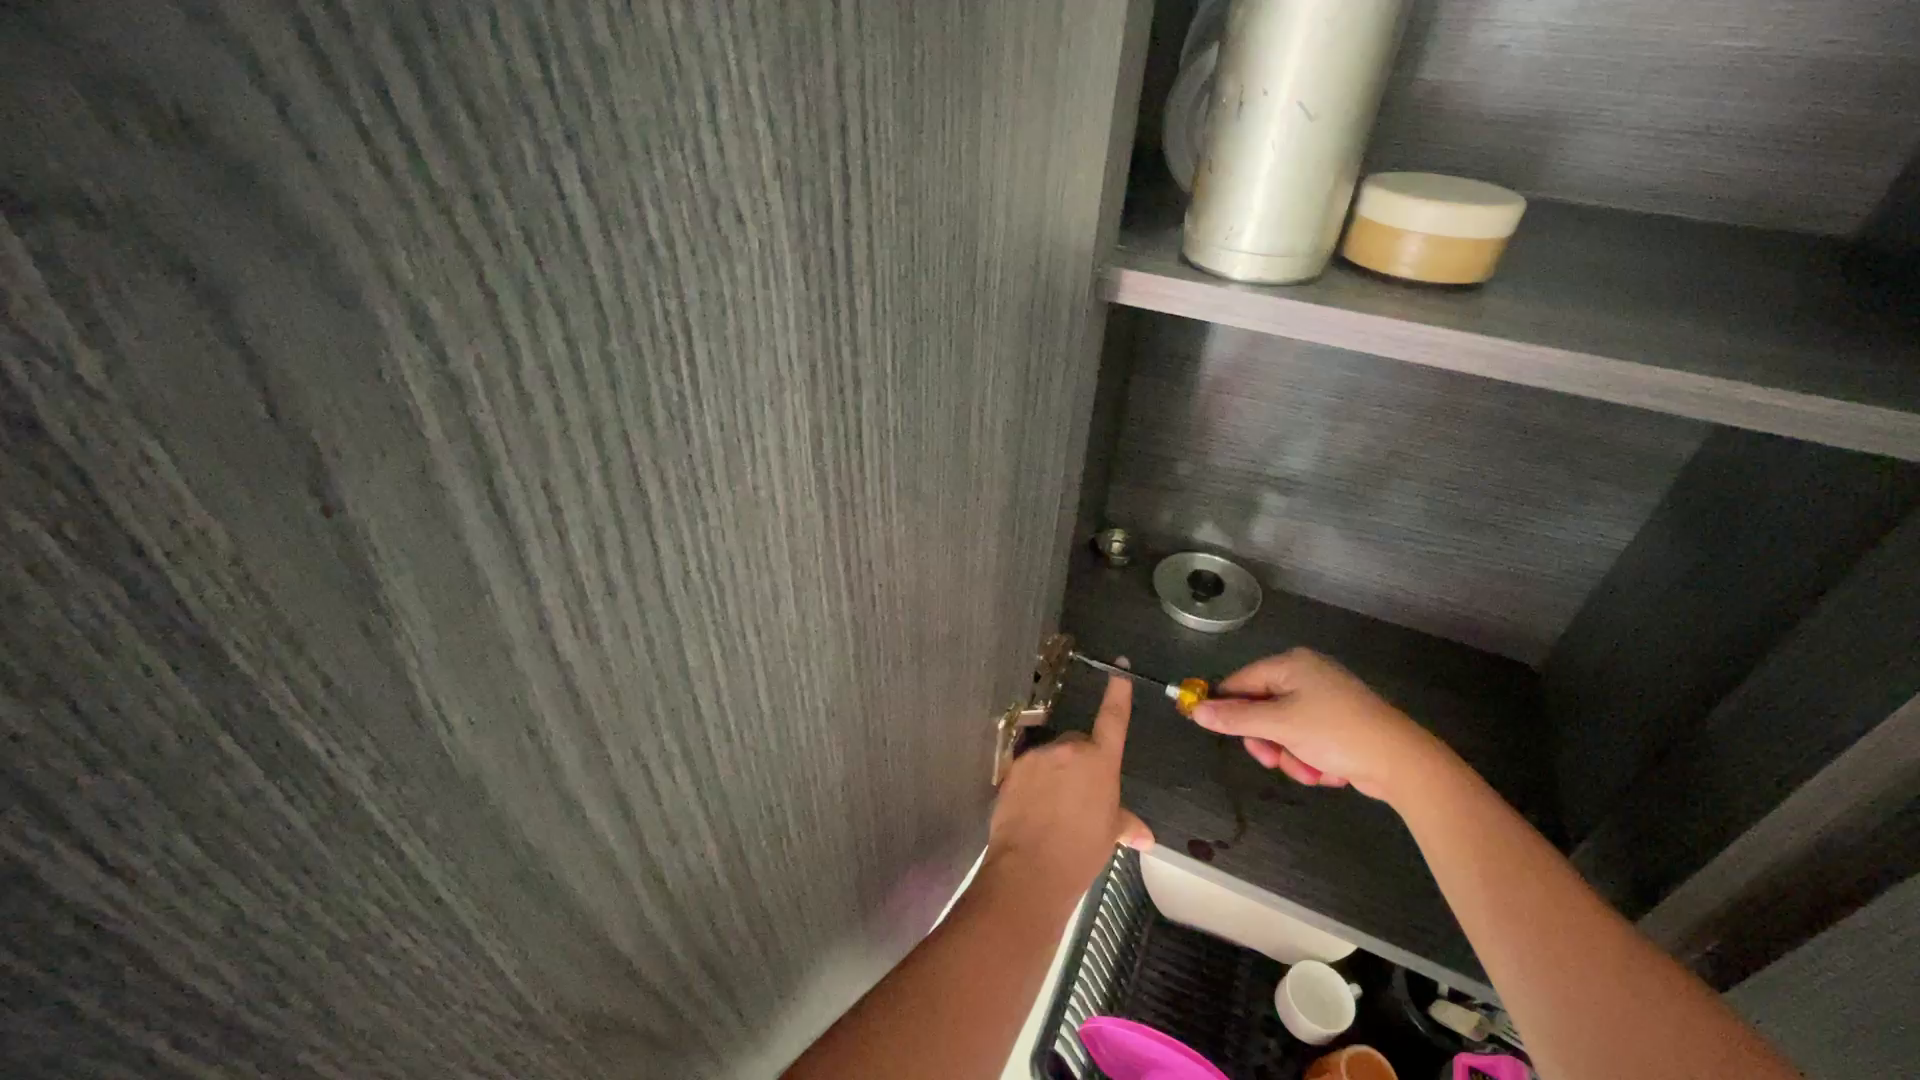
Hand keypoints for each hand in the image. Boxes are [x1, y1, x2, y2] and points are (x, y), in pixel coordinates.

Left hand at [985, 674, 1153, 909]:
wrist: (1032, 868)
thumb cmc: (1081, 851)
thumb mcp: (1110, 835)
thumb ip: (1126, 824)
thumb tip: (1145, 837)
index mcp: (1101, 761)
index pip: (1112, 719)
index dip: (1117, 694)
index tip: (1118, 672)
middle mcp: (1069, 749)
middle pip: (1078, 743)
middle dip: (1080, 762)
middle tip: (1080, 795)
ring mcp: (1038, 757)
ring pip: (1051, 757)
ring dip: (1054, 773)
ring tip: (1053, 809)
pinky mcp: (1013, 769)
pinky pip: (1028, 770)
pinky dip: (1032, 783)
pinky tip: (1032, 810)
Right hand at [1189, 648, 1446, 801]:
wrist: (1400, 762)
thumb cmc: (1335, 732)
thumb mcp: (1279, 725)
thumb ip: (1235, 718)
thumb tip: (1195, 710)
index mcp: (1291, 664)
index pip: (1240, 682)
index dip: (1227, 708)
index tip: (1219, 734)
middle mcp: (1307, 676)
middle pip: (1261, 709)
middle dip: (1267, 741)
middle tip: (1273, 760)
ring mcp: (1325, 700)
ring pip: (1282, 731)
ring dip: (1290, 756)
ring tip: (1310, 770)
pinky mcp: (1339, 724)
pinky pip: (1306, 740)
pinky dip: (1311, 758)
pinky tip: (1327, 770)